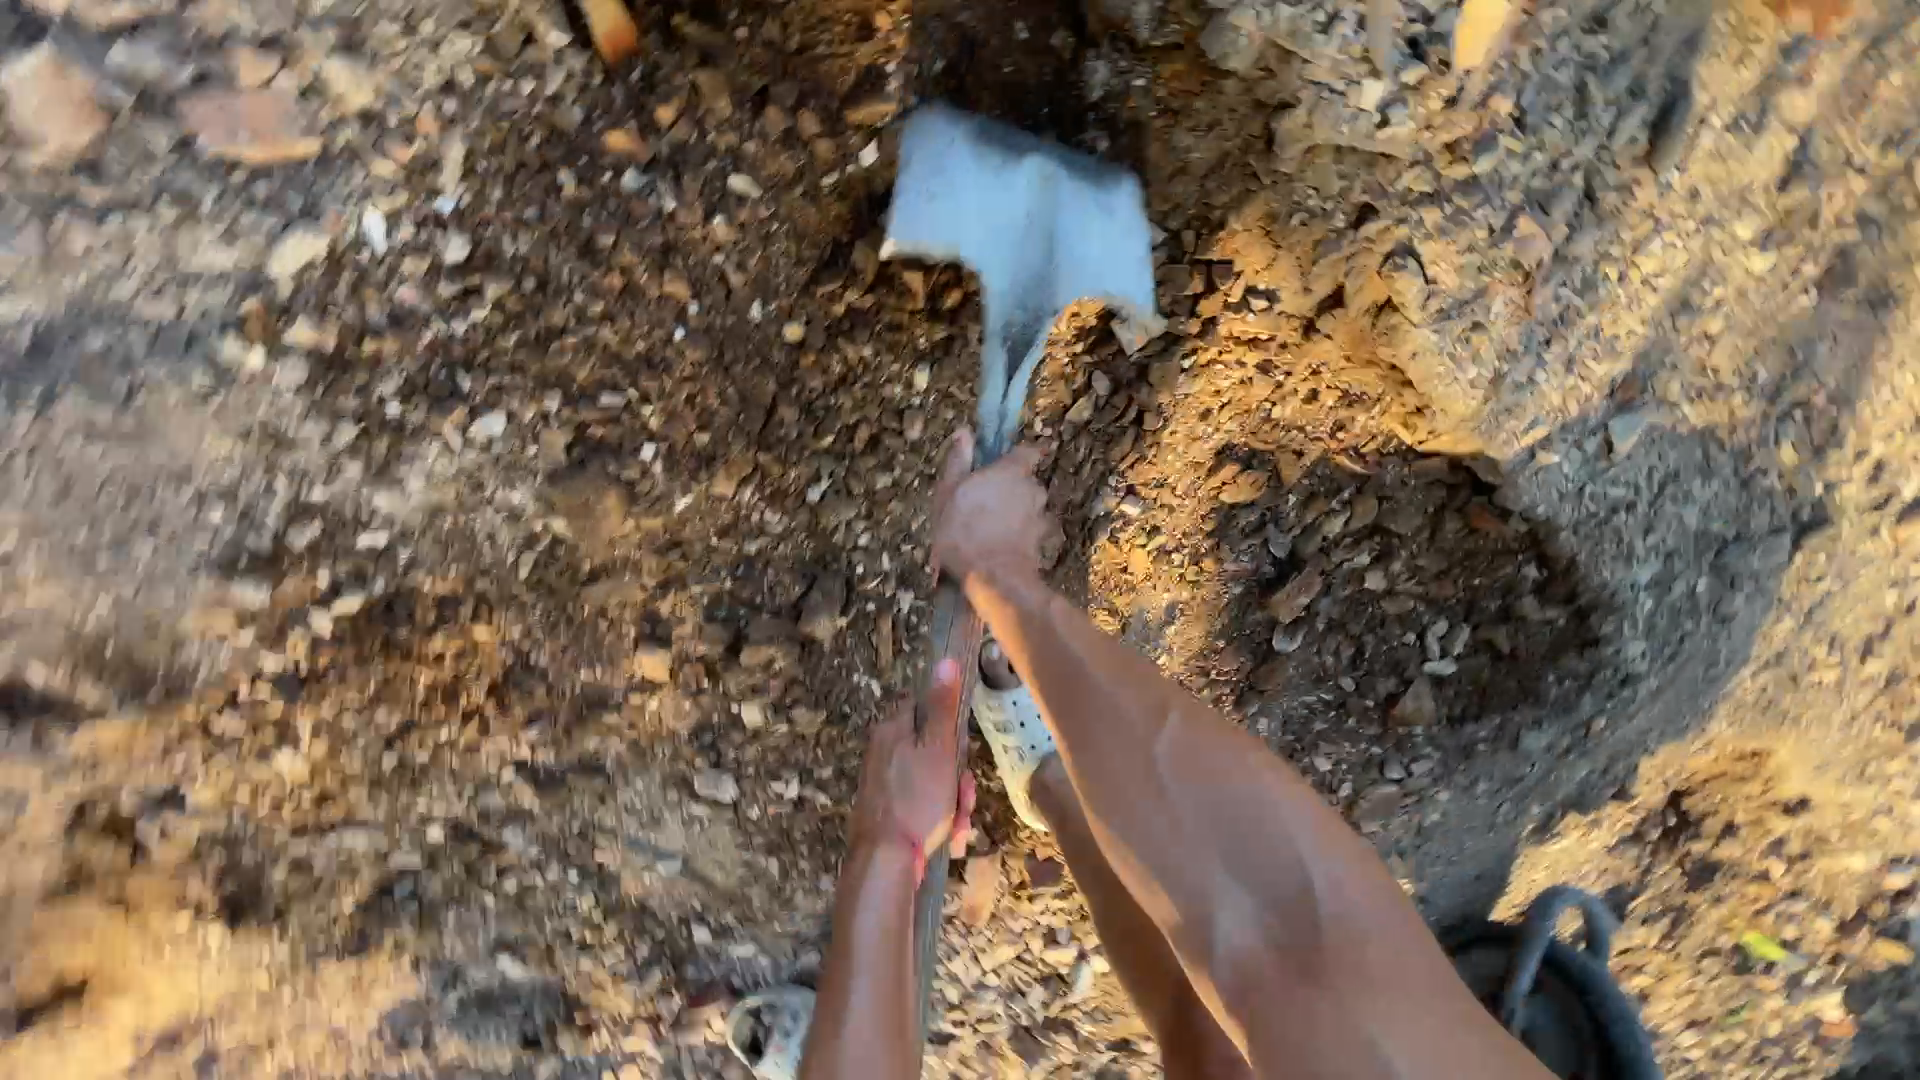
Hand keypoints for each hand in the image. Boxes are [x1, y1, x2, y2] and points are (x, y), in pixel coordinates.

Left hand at [852, 658, 975, 870]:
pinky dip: (938, 818)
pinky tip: (949, 838)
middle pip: (933, 749)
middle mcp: (884, 750)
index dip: (951, 728)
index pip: (926, 708)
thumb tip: (946, 660)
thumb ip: (943, 706)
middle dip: (956, 776)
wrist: (884, 860)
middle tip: (964, 796)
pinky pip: (922, 803)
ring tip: (958, 826)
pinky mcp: (887, 809)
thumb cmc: (916, 799)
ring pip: (932, 780)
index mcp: (892, 729)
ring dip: (953, 802)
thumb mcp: (939, 749)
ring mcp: (884, 782)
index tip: (962, 749)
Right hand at [930, 429, 1052, 585]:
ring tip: (990, 532)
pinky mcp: (1042, 545)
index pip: (1028, 452)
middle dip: (1011, 491)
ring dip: (1016, 516)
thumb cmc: (964, 529)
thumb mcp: (949, 492)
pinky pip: (1029, 535)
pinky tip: (1000, 549)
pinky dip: (1019, 538)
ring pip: (1029, 511)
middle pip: (1027, 484)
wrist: (991, 577)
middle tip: (985, 504)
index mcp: (1012, 472)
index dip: (1020, 456)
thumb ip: (959, 461)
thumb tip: (964, 432)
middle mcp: (1033, 491)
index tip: (1007, 462)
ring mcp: (1040, 519)